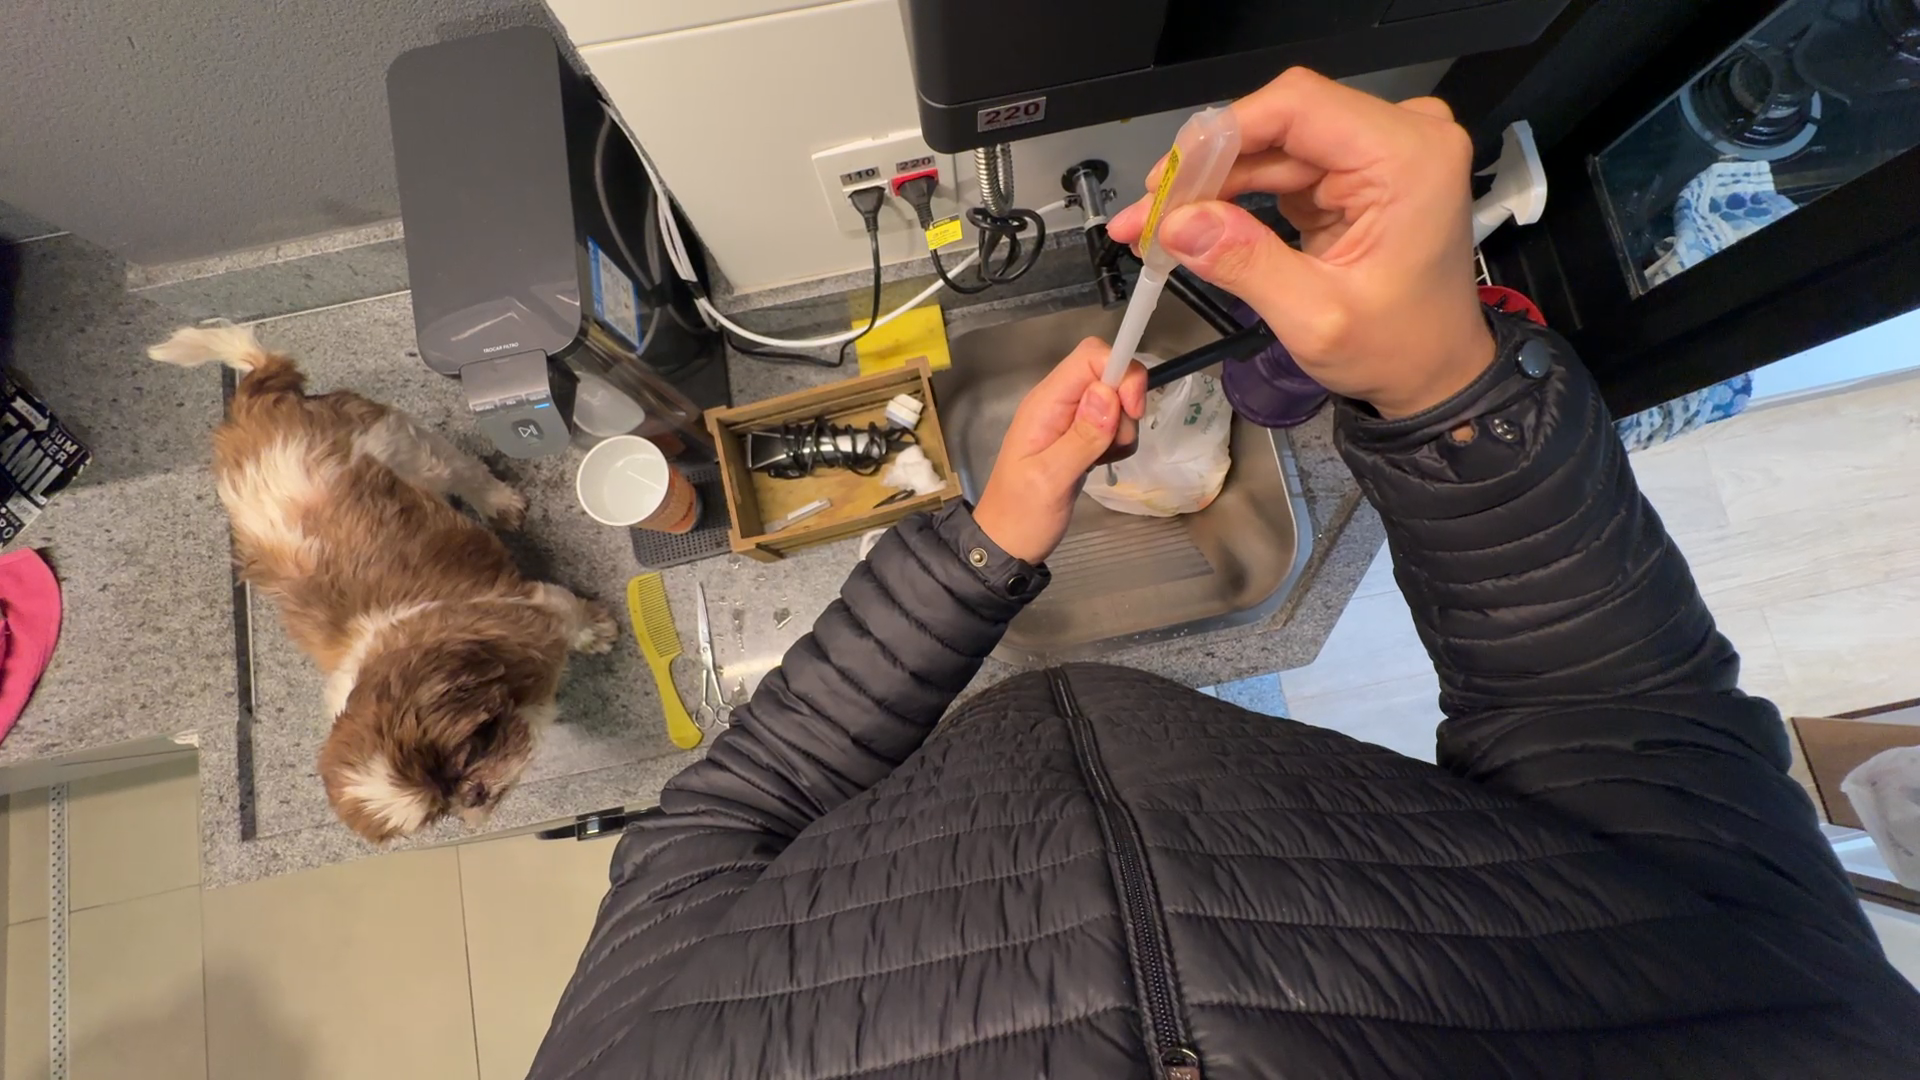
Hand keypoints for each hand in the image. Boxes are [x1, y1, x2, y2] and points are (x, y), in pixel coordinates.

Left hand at [973, 339, 1147, 563]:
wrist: (1008, 544)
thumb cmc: (1021, 515)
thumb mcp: (1049, 480)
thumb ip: (1080, 437)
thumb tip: (1107, 393)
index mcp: (1045, 404)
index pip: (1090, 357)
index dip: (1120, 372)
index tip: (1132, 410)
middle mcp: (1058, 404)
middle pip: (1109, 375)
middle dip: (1125, 406)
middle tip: (1112, 446)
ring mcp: (1070, 422)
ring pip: (1116, 403)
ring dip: (1122, 430)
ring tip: (1099, 462)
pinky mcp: (1081, 440)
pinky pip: (1113, 427)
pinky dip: (1117, 444)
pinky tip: (1099, 465)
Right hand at [1109, 68, 1494, 418]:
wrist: (1431, 371)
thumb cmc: (1394, 349)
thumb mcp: (1314, 317)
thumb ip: (1245, 264)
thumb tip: (1177, 225)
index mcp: (1407, 158)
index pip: (1297, 108)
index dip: (1220, 137)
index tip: (1165, 182)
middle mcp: (1396, 138)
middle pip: (1276, 126)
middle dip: (1203, 171)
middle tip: (1145, 216)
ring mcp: (1372, 155)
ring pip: (1268, 150)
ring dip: (1208, 189)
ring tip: (1154, 227)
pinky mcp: (1349, 177)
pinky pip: (1276, 174)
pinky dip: (1230, 202)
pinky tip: (1192, 226)